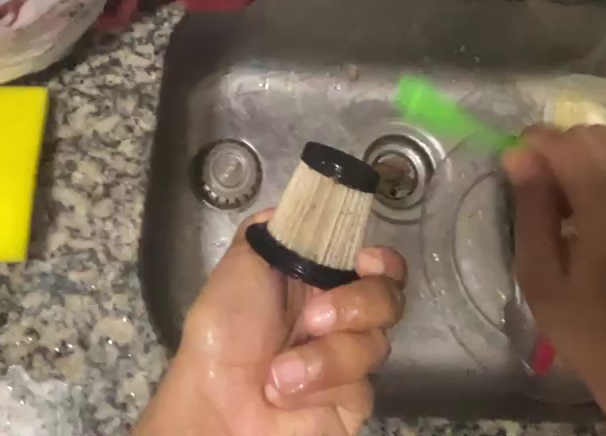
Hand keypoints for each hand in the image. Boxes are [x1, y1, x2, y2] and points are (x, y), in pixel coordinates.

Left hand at [134, 212, 406, 435]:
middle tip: (314, 318)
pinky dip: (319, 382)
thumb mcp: (244, 259)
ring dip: (324, 354)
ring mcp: (348, 359)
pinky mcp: (352, 400)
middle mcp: (340, 315)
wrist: (216, 402)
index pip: (374, 262)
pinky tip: (285, 391)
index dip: (382, 260)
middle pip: (388, 296)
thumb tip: (304, 203)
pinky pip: (360, 383)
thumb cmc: (224, 327)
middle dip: (357, 304)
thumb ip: (278, 228)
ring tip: (280, 371)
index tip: (365, 260)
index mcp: (318, 278)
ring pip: (376, 341)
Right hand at [502, 123, 605, 390]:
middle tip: (537, 179)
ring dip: (581, 155)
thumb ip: (530, 207)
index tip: (513, 161)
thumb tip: (516, 154)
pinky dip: (602, 166)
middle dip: (559, 146)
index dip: (535, 144)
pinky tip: (589, 201)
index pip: (570, 148)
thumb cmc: (581, 324)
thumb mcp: (537, 273)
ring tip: (563, 193)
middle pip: (594, 136)